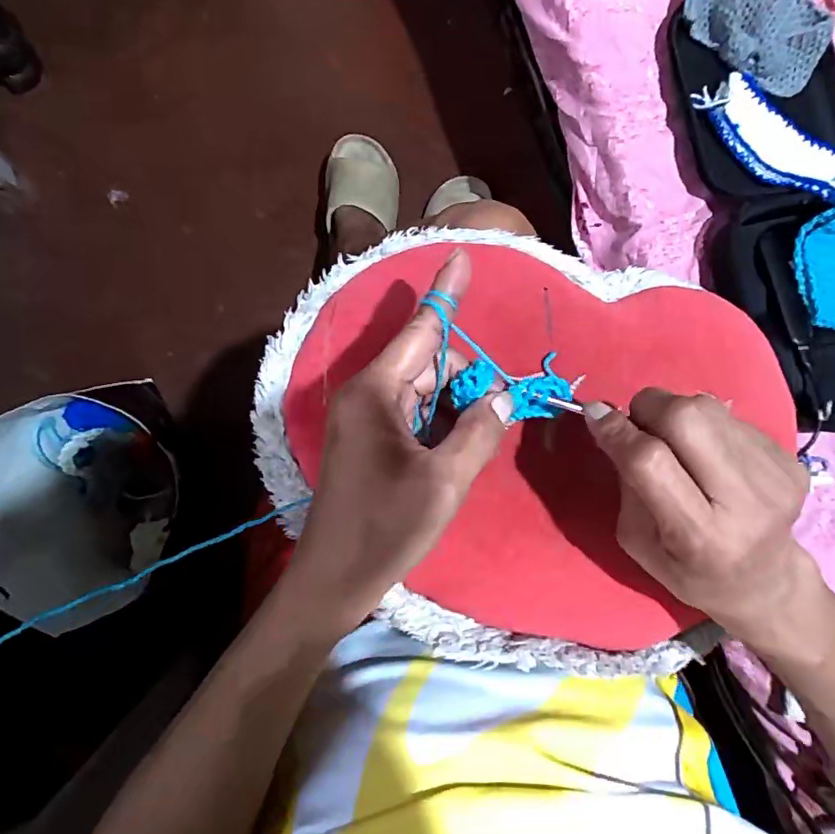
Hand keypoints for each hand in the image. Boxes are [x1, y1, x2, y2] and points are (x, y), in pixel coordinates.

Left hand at [292, 252, 513, 620]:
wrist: (334, 578)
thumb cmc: (386, 527)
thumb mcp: (445, 480)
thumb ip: (478, 430)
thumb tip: (500, 396)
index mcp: (377, 392)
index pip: (421, 330)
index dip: (446, 294)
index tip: (461, 254)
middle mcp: (367, 394)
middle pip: (429, 361)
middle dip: (466, 378)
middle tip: (492, 417)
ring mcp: (365, 418)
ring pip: (425, 389)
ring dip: (455, 406)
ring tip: (469, 447)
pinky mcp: (369, 440)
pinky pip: (414, 413)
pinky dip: (440, 423)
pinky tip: (454, 452)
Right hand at [586, 388, 823, 649]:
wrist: (765, 582)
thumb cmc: (690, 570)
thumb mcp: (638, 542)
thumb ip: (627, 482)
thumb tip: (609, 419)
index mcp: (701, 536)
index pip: (651, 462)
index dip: (617, 432)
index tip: (594, 415)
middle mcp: (746, 502)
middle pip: (687, 417)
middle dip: (649, 409)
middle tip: (639, 426)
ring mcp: (775, 476)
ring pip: (707, 407)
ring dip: (676, 413)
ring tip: (676, 443)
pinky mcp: (791, 459)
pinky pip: (729, 417)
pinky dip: (705, 426)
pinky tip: (709, 455)